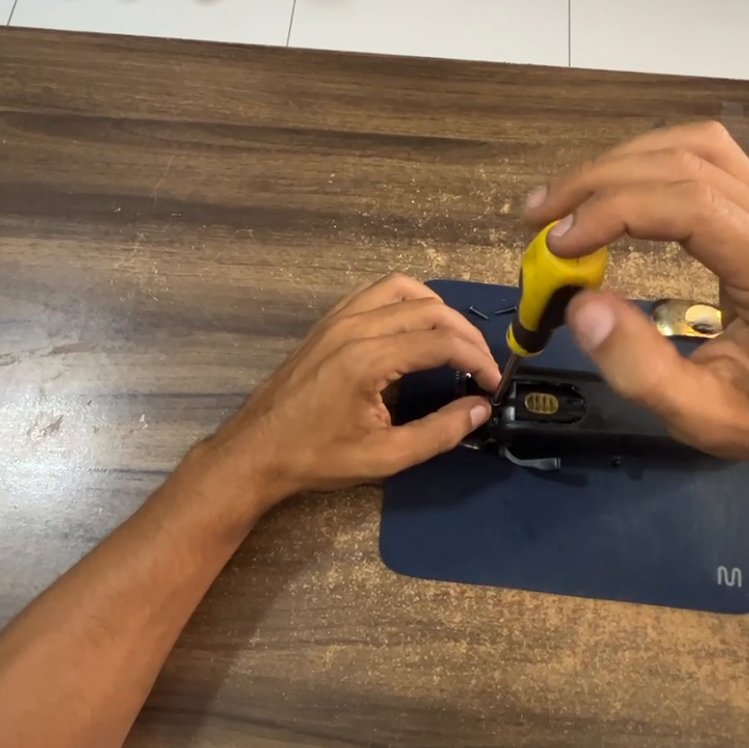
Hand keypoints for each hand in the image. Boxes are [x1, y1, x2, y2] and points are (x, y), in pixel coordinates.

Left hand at [191, 274, 500, 506]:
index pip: (442, 342)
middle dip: (465, 334)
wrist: (255, 451)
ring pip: (402, 289)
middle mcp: (355, 327)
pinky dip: (405, 299)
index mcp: (369, 359)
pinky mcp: (327, 321)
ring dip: (437, 309)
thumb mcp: (384, 457)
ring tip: (454, 340)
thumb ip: (439, 432)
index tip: (493, 384)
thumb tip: (479, 408)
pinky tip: (414, 324)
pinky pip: (375, 291)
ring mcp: (338, 318)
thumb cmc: (317, 458)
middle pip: (429, 309)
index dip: (478, 360)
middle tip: (482, 365)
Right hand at [525, 122, 748, 484]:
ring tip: (564, 200)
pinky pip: (704, 160)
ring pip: (695, 147)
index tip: (556, 243)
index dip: (615, 210)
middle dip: (600, 180)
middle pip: (687, 164)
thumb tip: (578, 303)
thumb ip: (638, 366)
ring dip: (621, 163)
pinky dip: (647, 164)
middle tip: (538, 217)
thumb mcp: (697, 415)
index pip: (692, 206)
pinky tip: (610, 191)